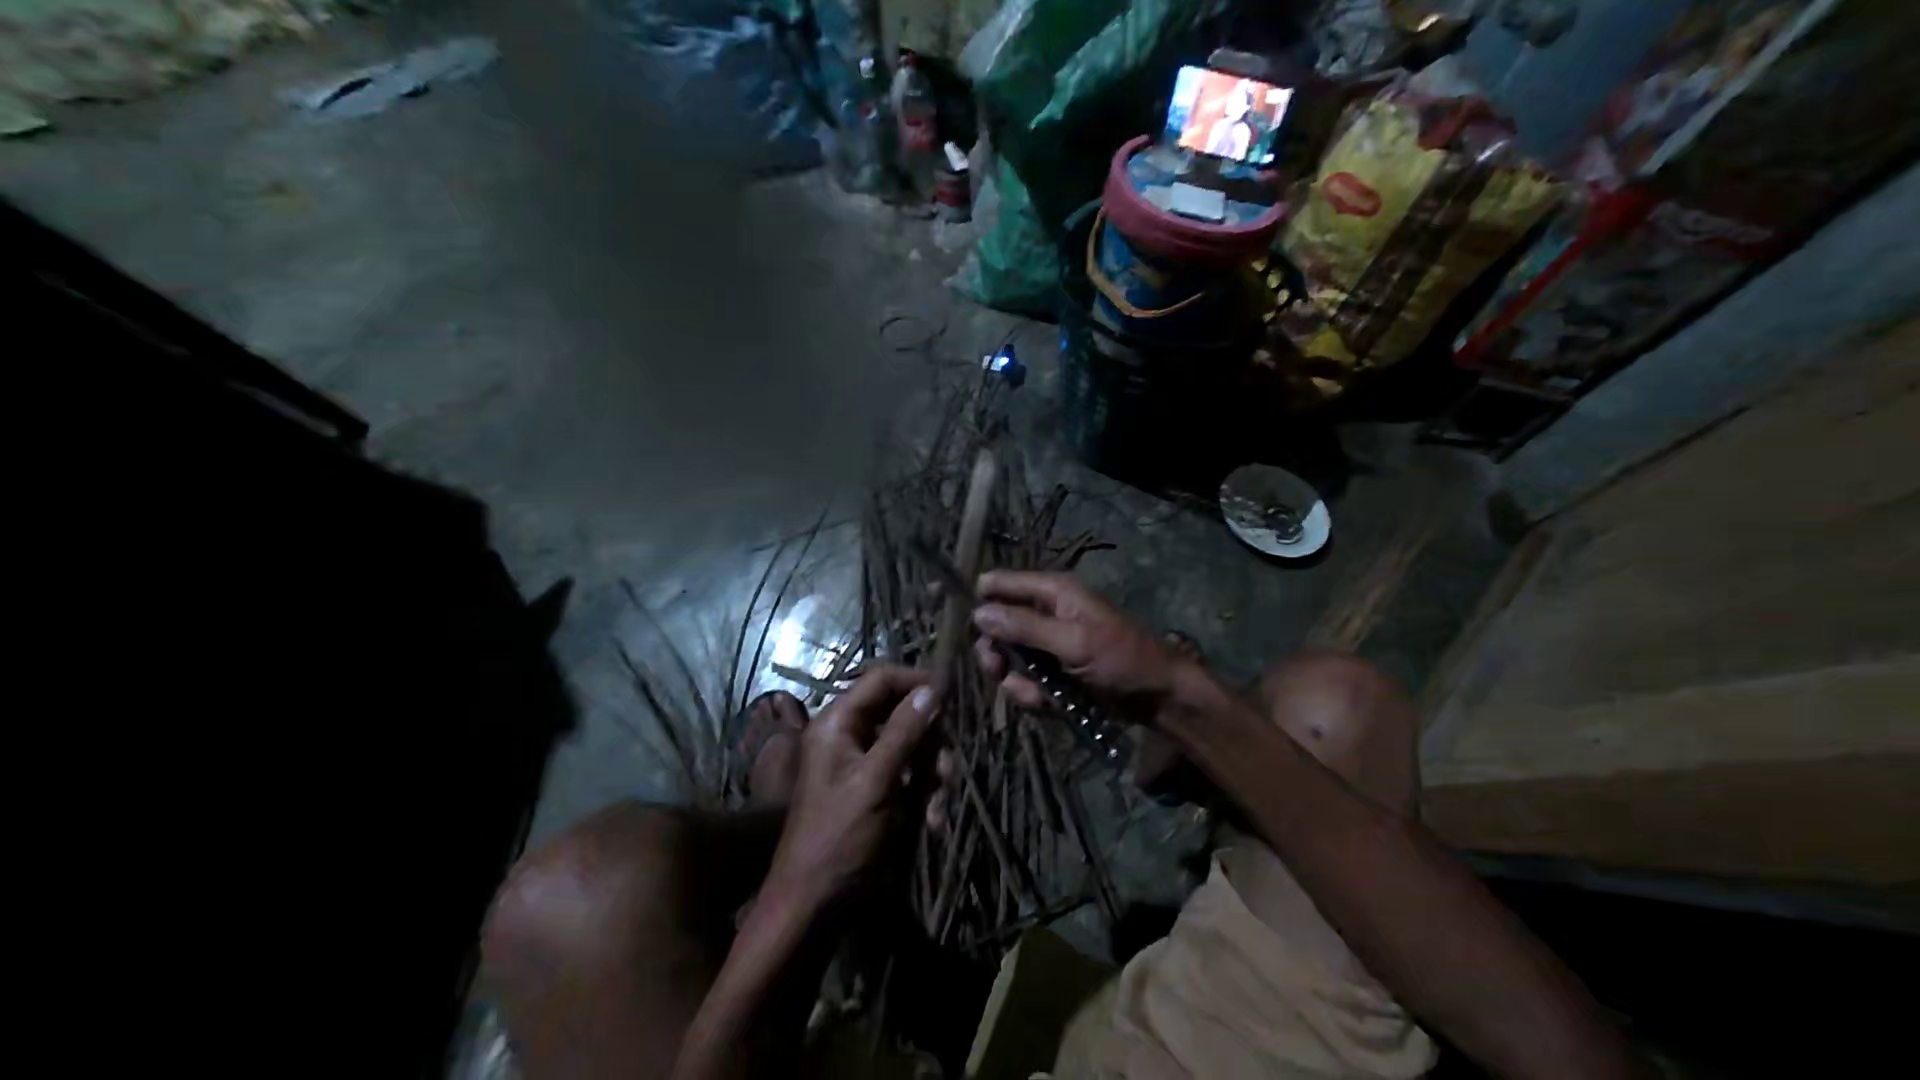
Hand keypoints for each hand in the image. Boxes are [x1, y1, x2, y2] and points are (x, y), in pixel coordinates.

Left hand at [762, 667, 935, 911]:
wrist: (814, 903)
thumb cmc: (840, 836)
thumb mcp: (876, 781)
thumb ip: (904, 732)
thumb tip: (932, 689)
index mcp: (837, 724)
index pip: (881, 680)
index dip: (916, 682)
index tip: (953, 698)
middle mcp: (848, 736)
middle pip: (899, 711)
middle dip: (929, 736)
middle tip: (949, 764)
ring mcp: (861, 764)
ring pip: (909, 745)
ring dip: (930, 769)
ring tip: (940, 801)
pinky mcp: (873, 790)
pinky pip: (906, 774)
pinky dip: (922, 791)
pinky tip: (933, 819)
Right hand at [970, 571, 1178, 710]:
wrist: (1158, 698)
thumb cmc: (1121, 659)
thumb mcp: (1073, 641)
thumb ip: (1025, 627)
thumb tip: (978, 613)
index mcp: (1052, 592)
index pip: (999, 583)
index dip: (978, 599)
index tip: (960, 621)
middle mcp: (1045, 614)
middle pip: (996, 626)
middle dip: (996, 653)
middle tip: (998, 669)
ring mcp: (1047, 646)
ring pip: (1008, 660)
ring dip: (1016, 681)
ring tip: (1036, 695)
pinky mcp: (1052, 673)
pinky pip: (1026, 683)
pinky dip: (1033, 697)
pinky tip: (1051, 705)